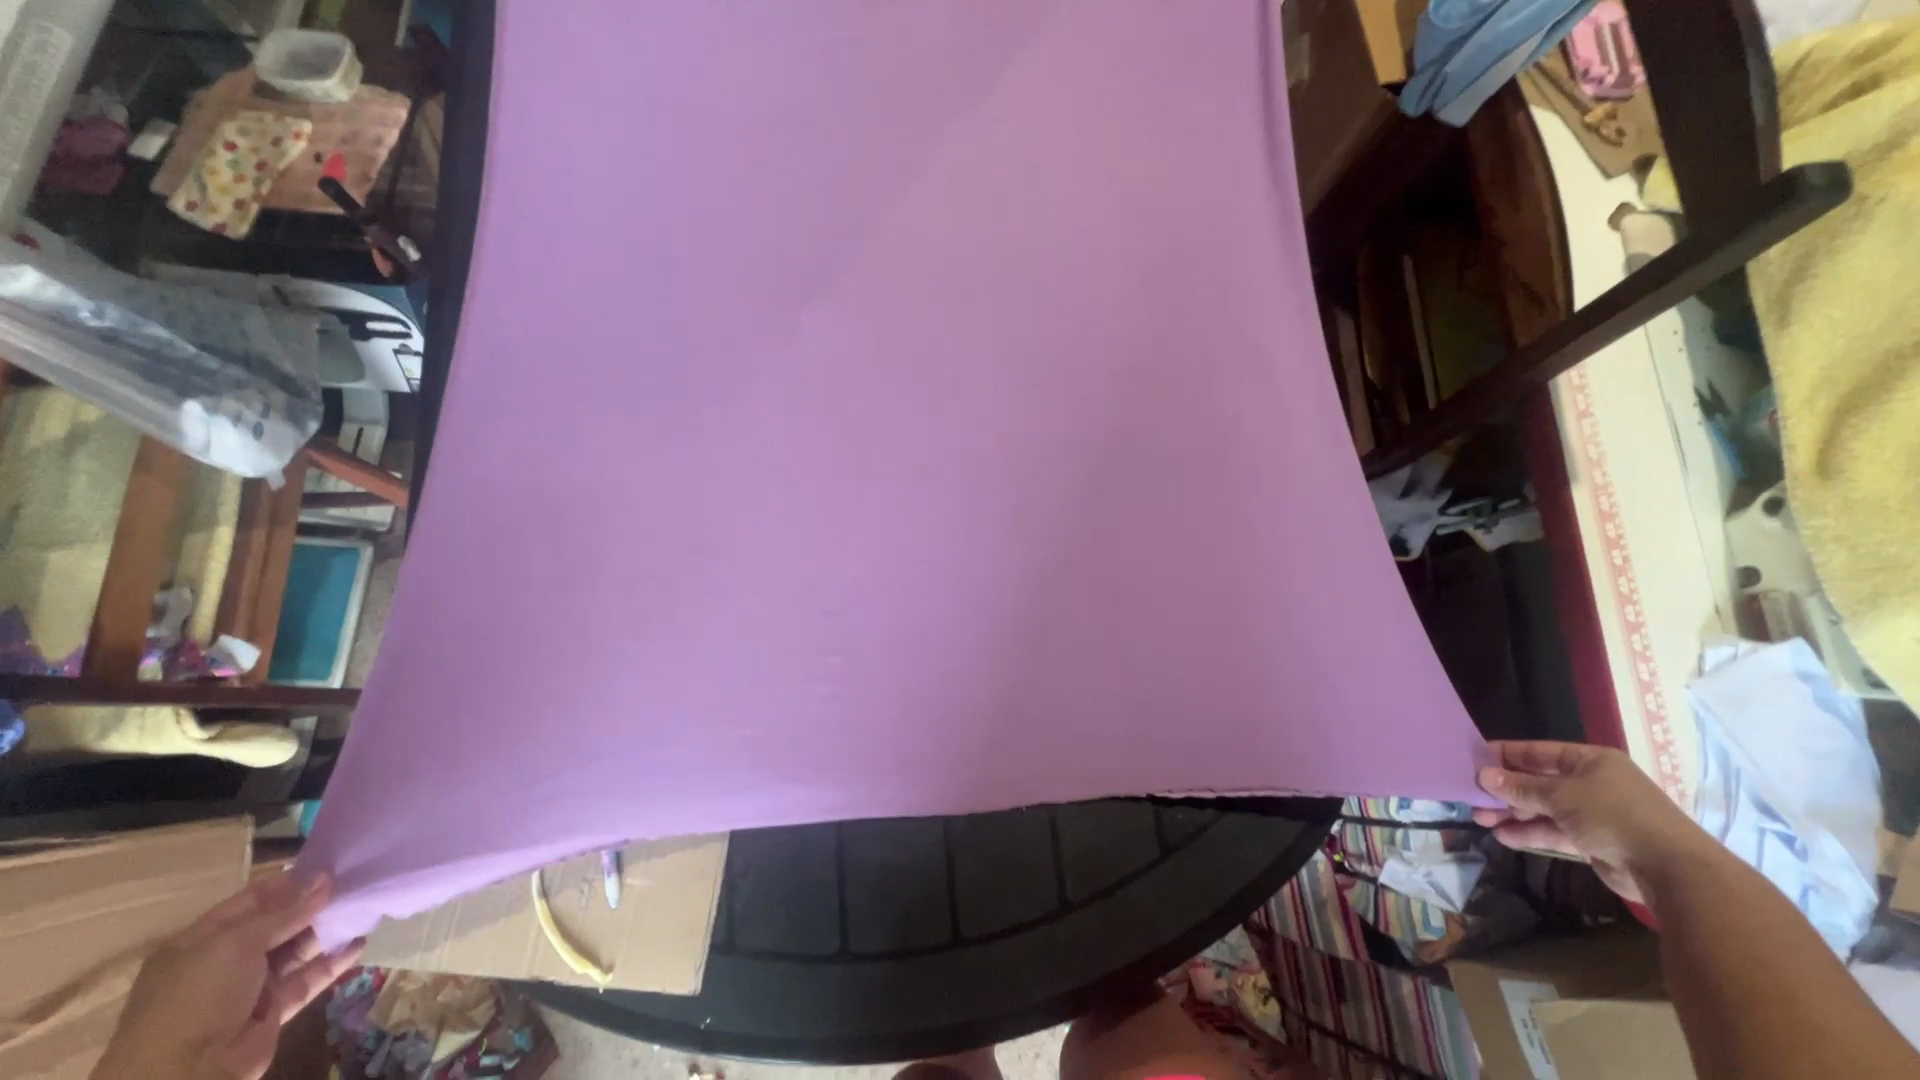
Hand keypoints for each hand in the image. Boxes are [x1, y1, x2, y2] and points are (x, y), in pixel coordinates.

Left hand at [92, 872, 363, 1079]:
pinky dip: (332, 963)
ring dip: (326, 932)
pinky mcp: (272, 1011)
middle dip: (313, 906)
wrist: (184, 1074)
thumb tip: (325, 879)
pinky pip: (306, 980)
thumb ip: (284, 912)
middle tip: (355, 885)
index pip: (251, 901)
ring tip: (363, 909)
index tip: (331, 868)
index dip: (289, 883)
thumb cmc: (198, 997)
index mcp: (200, 941)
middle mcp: (224, 961)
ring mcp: (248, 988)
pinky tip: (359, 944)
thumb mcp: (235, 944)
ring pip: (294, 951)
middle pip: (277, 925)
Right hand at [1473, 740, 1714, 904]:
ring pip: (1543, 808)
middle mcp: (1591, 783)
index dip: (1505, 755)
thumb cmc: (1613, 815)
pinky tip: (1504, 836)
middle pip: (1538, 781)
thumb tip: (1483, 775)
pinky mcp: (1593, 841)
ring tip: (1481, 819)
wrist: (1669, 868)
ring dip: (1513, 813)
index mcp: (1589, 760)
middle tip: (1472, 796)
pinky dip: (1530, 833)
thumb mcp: (1561, 794)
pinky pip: (1554, 831)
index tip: (1472, 761)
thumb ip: (1520, 786)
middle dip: (1505, 789)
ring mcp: (1593, 813)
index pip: (1537, 752)